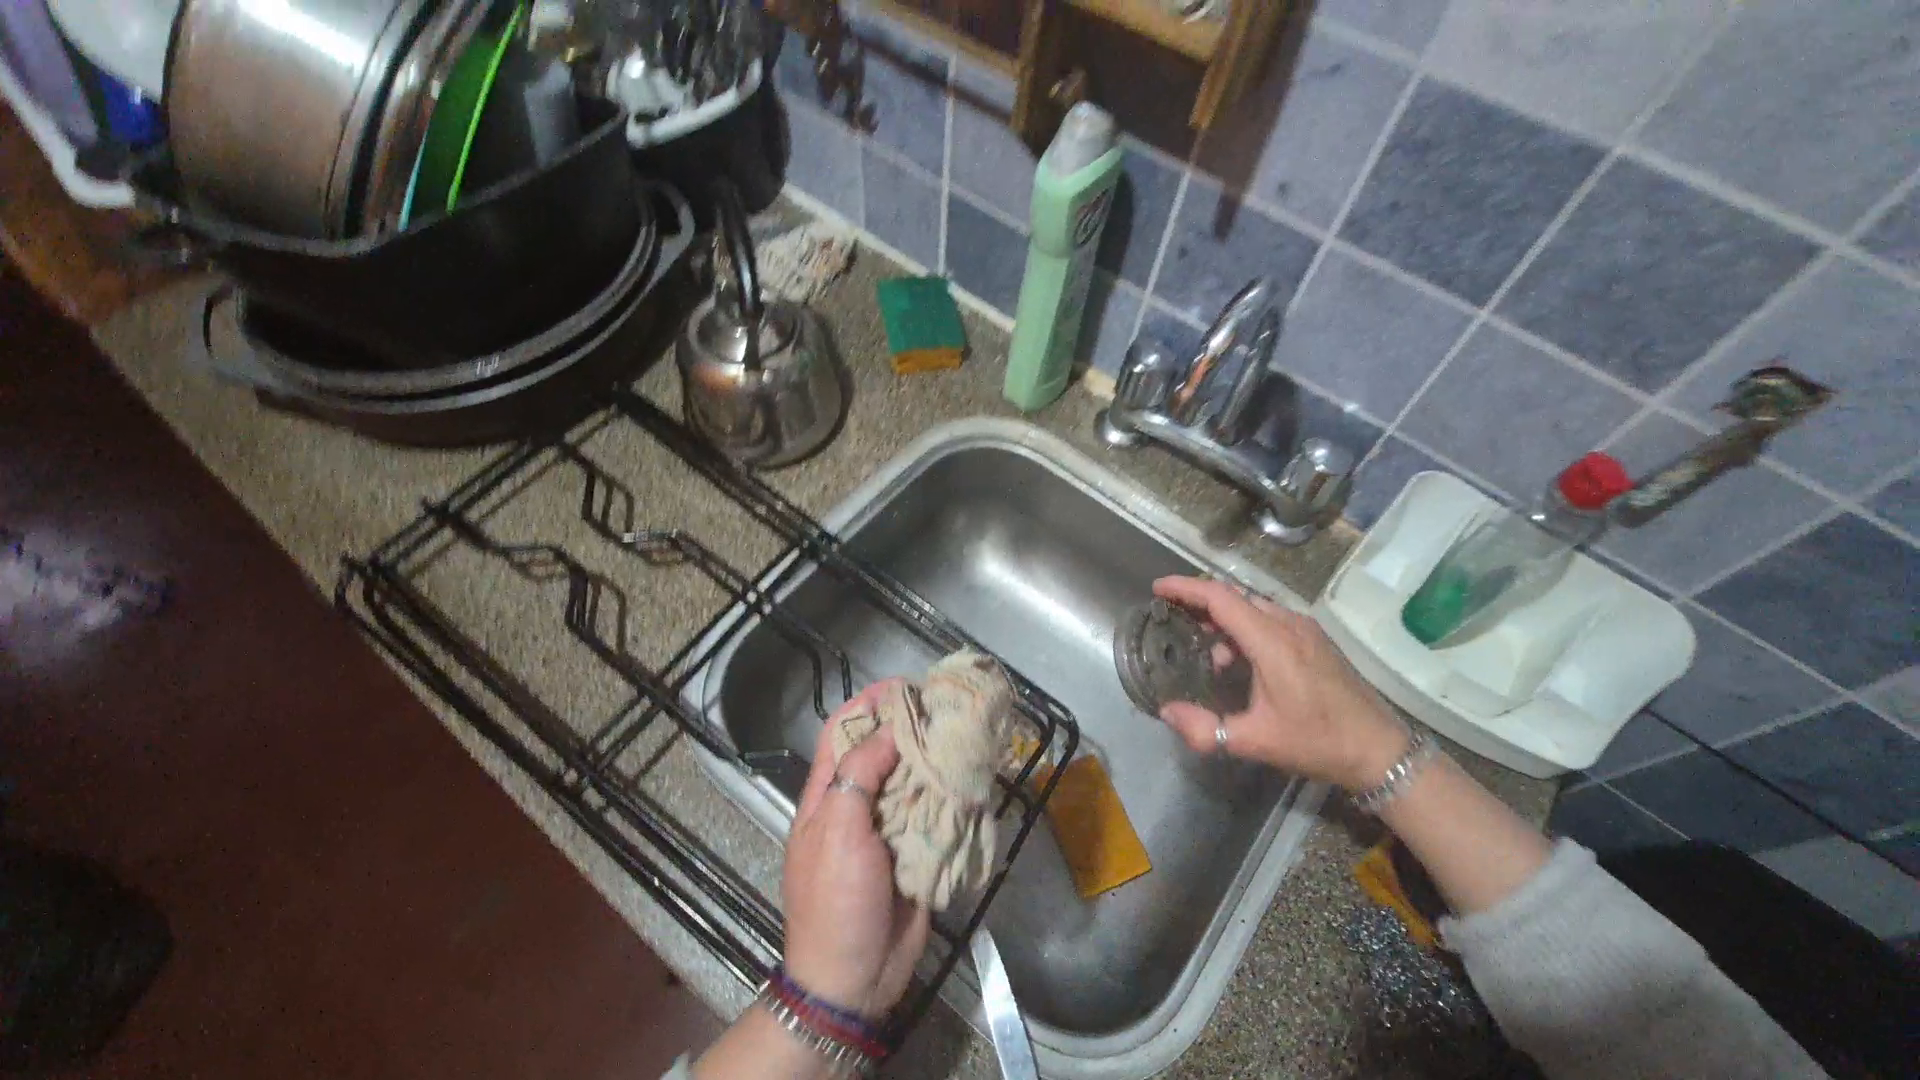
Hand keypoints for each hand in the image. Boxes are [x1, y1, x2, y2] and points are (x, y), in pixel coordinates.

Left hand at [782, 681, 931, 1018]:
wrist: (853, 978)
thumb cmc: (835, 901)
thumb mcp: (837, 830)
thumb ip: (859, 775)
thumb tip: (888, 730)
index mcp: (826, 796)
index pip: (841, 733)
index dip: (868, 705)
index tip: (903, 685)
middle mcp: (855, 806)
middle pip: (881, 753)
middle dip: (909, 727)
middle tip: (946, 706)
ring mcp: (886, 831)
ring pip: (910, 781)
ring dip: (934, 759)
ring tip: (964, 733)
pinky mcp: (913, 854)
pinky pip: (932, 816)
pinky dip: (950, 796)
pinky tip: (972, 779)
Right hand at [1152, 576, 1409, 791]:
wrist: (1380, 751)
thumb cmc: (1317, 742)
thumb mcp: (1255, 741)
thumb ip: (1205, 729)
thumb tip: (1167, 712)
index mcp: (1272, 641)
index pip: (1221, 598)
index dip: (1186, 588)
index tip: (1158, 589)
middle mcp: (1289, 625)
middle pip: (1236, 598)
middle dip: (1201, 605)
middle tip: (1175, 623)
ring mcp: (1307, 630)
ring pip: (1255, 609)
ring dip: (1226, 623)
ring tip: (1211, 658)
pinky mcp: (1317, 641)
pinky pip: (1271, 620)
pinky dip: (1247, 630)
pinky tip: (1243, 664)